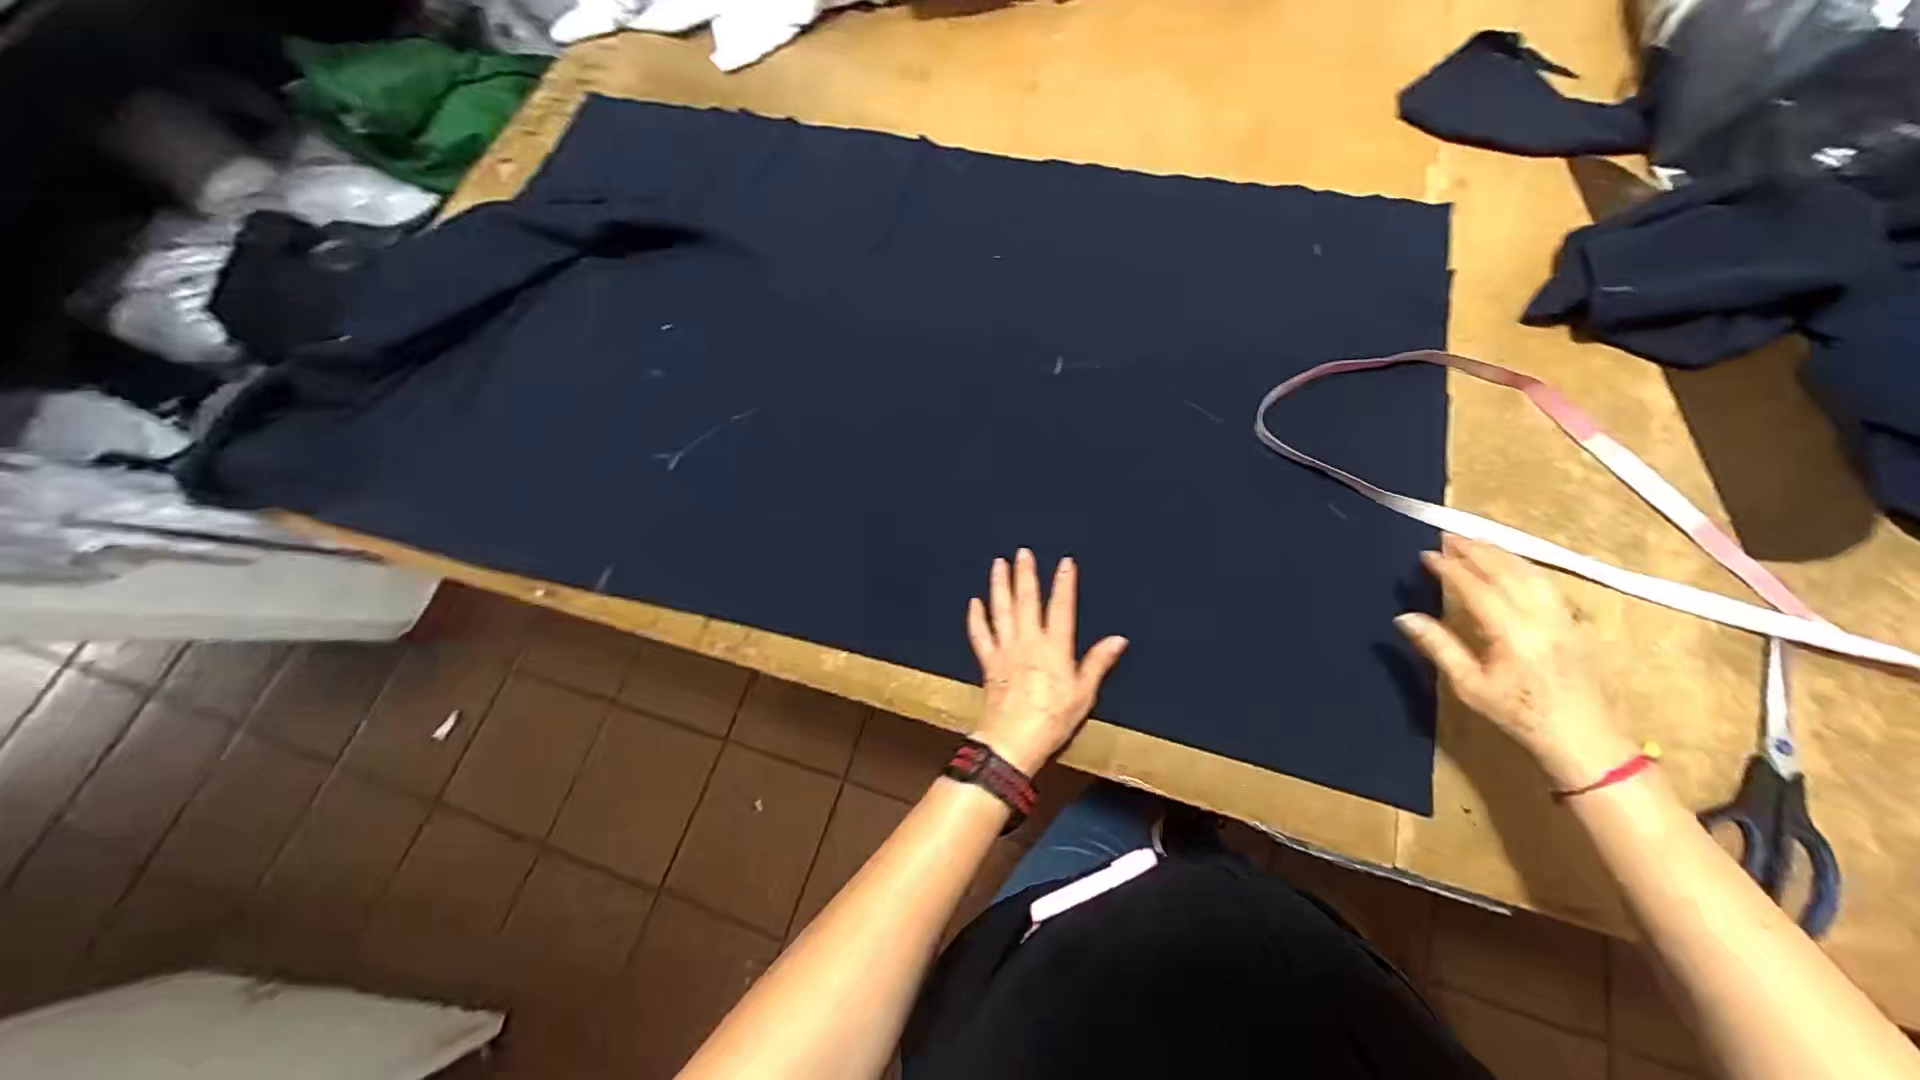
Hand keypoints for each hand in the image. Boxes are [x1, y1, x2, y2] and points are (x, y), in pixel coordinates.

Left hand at [966, 549, 1128, 774]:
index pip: (1061, 608)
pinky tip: (974, 602)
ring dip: (1000, 585)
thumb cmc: (1052, 719)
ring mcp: (1005, 651)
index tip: (1065, 562)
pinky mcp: (988, 663)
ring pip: (1001, 610)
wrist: (1013, 740)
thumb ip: (1098, 662)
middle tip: (1023, 552)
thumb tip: (1118, 639)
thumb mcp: (1083, 693)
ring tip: (999, 564)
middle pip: (1026, 601)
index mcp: (1054, 648)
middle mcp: (1028, 643)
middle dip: (1026, 574)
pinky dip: (976, 617)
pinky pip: (980, 634)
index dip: (1064, 584)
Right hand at [1394, 535, 1635, 788]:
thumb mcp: (1469, 685)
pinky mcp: (1576, 625)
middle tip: (1449, 536)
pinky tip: (1511, 566)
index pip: (1476, 588)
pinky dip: (1524, 568)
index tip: (1426, 554)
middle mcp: (1543, 618)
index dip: (1450, 568)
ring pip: (1533, 574)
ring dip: (1502, 554)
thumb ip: (1438, 646)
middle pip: (1508, 572)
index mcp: (1514, 633)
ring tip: (1477, 543)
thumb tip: (1405, 617)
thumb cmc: (1518, 715)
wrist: (1583, 740)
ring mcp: (1565, 619)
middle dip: (1477, 551)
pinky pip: (1548, 585)